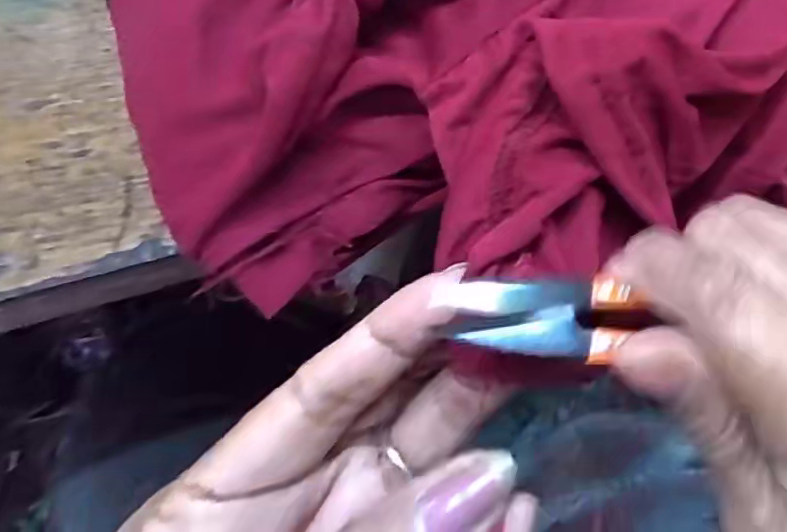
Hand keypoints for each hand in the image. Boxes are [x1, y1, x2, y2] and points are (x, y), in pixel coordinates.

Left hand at [121, 268, 537, 531]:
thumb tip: (496, 477)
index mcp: (240, 490)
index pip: (327, 384)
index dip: (400, 325)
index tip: (471, 279)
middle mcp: (322, 488)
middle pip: (408, 401)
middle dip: (475, 351)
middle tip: (543, 313)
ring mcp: (380, 519)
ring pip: (451, 456)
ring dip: (499, 424)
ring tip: (546, 393)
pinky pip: (470, 522)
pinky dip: (501, 517)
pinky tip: (521, 513)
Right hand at [606, 197, 786, 531]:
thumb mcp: (756, 509)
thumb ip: (702, 412)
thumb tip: (629, 342)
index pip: (733, 309)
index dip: (660, 277)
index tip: (608, 279)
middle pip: (736, 244)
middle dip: (677, 263)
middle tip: (653, 311)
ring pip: (749, 217)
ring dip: (709, 252)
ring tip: (704, 305)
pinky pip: (777, 217)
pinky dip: (747, 248)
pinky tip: (755, 293)